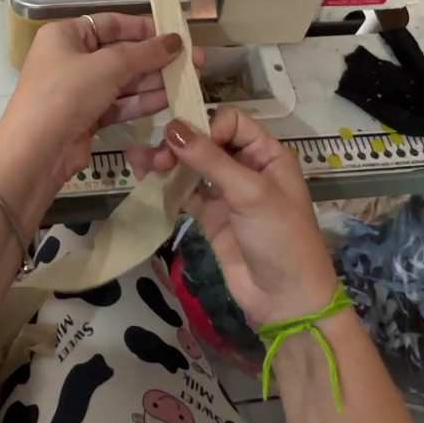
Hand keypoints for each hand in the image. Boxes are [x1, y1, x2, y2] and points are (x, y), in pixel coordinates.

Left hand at [0, 14, 197, 215]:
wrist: (36, 153)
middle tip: (194, 62)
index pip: (111, 23)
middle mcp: (70, 59)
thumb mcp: (108, 66)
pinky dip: (142, 102)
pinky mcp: (86, 117)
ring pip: (123, 80)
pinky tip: (170, 100)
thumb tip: (177, 40)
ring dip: (154, 80)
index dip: (144, 28)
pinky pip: (119, 103)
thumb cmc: (66, 95)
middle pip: (120, 53)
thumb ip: (145, 52)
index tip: (176, 35)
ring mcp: (78, 90)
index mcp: (65, 36)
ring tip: (189, 80)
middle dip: (156, 58)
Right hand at [128, 107, 339, 326]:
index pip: (231, 122)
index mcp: (267, 154)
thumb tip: (172, 128)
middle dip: (180, 144)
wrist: (285, 300)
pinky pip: (185, 191)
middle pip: (207, 141)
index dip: (207, 127)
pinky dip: (166, 184)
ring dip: (167, 161)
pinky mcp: (211, 216)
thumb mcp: (250, 193)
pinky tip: (144, 176)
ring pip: (192, 166)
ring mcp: (227, 192)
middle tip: (157, 157)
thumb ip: (210, 160)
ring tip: (138, 161)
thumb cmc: (280, 238)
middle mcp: (247, 167)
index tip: (191, 146)